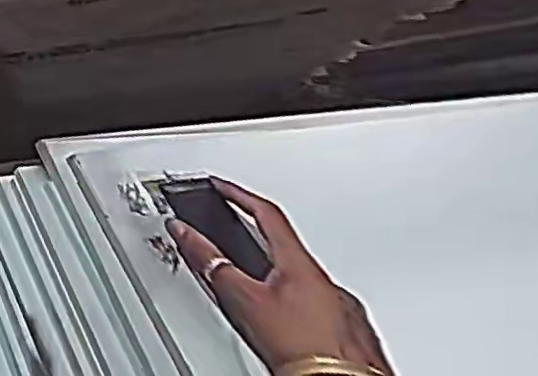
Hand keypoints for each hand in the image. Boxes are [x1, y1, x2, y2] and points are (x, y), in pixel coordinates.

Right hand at [168, 180, 392, 375]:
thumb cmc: (303, 352)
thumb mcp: (242, 299)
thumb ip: (209, 259)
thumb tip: (183, 230)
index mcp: (302, 266)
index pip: (266, 213)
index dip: (238, 194)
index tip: (221, 186)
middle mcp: (329, 285)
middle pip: (286, 247)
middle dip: (256, 240)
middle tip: (234, 233)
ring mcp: (346, 313)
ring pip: (304, 281)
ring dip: (278, 277)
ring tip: (256, 289)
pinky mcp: (354, 340)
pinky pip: (321, 308)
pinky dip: (298, 306)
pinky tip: (287, 323)